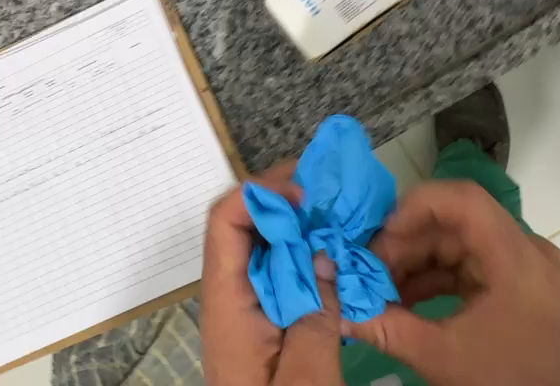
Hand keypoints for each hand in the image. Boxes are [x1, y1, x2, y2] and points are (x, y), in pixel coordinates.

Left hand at [200, 162, 344, 385]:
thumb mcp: (307, 378)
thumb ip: (316, 312)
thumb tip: (322, 251)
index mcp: (225, 300)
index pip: (225, 222)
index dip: (260, 195)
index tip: (305, 192)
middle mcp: (227, 294)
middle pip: (241, 226)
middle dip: (281, 202)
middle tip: (328, 194)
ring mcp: (242, 308)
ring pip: (260, 248)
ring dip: (294, 228)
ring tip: (335, 215)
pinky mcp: (260, 324)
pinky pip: (275, 276)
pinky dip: (301, 258)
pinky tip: (332, 257)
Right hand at [343, 181, 559, 385]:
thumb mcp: (445, 361)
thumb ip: (386, 326)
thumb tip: (335, 306)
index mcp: (518, 261)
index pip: (462, 199)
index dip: (414, 207)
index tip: (379, 237)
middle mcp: (529, 254)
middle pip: (455, 224)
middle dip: (407, 243)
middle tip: (370, 271)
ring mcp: (532, 272)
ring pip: (461, 245)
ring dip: (419, 262)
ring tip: (384, 290)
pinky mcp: (529, 290)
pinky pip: (476, 267)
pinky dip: (441, 278)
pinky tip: (410, 301)